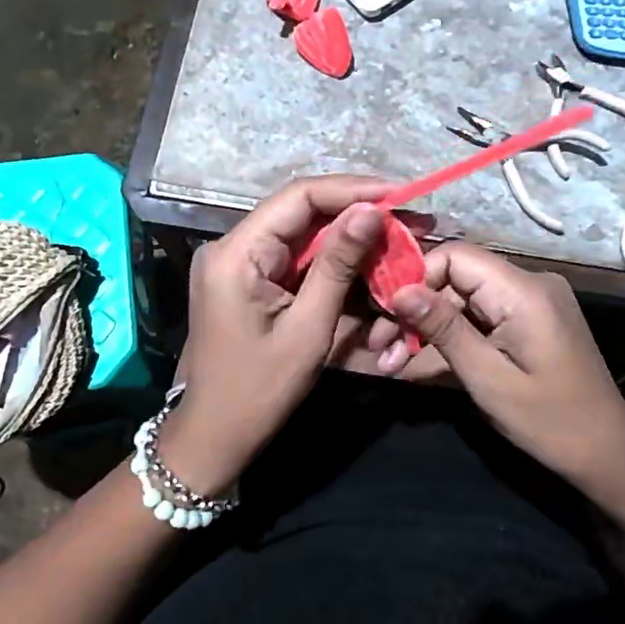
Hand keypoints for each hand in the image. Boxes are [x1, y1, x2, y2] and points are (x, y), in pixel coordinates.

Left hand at [165, 176, 394, 490]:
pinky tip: (366, 256)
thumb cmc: (260, 390)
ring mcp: (236, 261)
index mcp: (235, 254)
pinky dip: (330, 257)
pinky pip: (293, 255)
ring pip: (300, 232)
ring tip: (397, 233)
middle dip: (356, 212)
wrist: (215, 433)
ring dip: (348, 234)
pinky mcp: (246, 278)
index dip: (352, 190)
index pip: (299, 197)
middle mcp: (230, 246)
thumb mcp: (308, 328)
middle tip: (409, 217)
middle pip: (300, 211)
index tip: (400, 194)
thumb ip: (338, 265)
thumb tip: (372, 211)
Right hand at [388, 243, 624, 477]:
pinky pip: (483, 315)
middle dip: (417, 310)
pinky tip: (423, 361)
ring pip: (465, 299)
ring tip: (394, 362)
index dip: (415, 278)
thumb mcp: (487, 378)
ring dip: (430, 327)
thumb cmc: (548, 421)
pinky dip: (455, 336)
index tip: (385, 315)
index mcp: (524, 290)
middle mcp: (530, 283)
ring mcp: (533, 300)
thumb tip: (398, 290)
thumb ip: (443, 329)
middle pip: (457, 278)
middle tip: (383, 350)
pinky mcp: (532, 319)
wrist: (605, 450)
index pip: (455, 256)